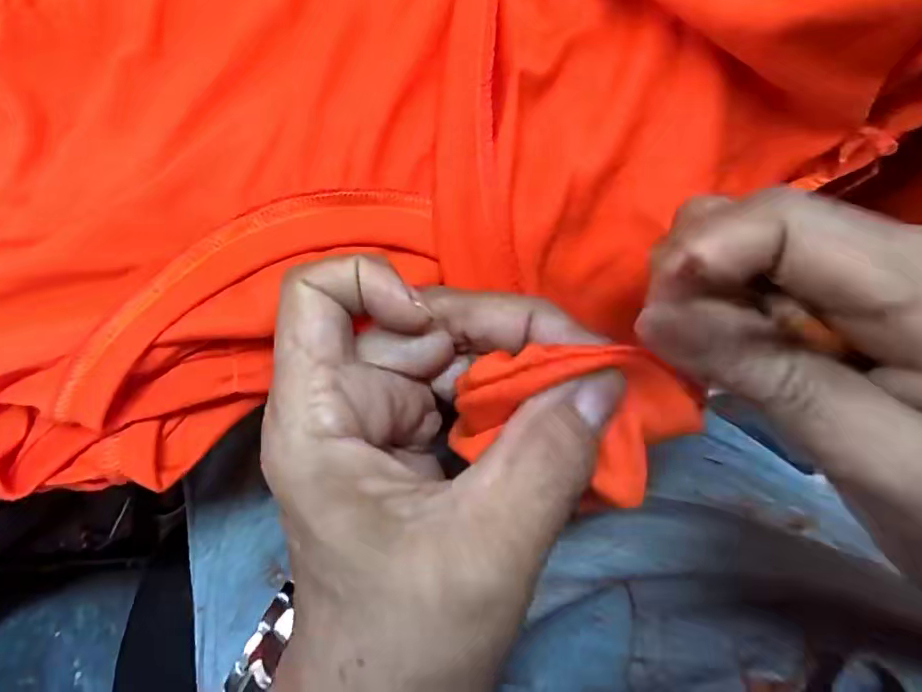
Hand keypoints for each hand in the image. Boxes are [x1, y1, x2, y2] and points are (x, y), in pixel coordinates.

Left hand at [262, 256, 625, 691]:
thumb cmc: (405, 640)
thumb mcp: (483, 551)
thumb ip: (547, 459)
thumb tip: (603, 379)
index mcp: (320, 413)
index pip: (317, 293)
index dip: (376, 281)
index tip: (439, 327)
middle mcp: (345, 398)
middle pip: (419, 316)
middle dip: (501, 330)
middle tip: (582, 358)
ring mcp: (381, 414)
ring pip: (455, 349)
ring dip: (521, 363)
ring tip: (586, 387)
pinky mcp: (414, 435)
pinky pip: (470, 388)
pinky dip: (517, 396)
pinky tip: (563, 415)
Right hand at [637, 190, 921, 691]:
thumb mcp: (896, 487)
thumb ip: (777, 386)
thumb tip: (658, 316)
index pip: (810, 227)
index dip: (712, 247)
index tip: (657, 306)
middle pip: (800, 220)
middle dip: (717, 267)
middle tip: (683, 335)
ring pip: (808, 237)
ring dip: (745, 286)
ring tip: (738, 351)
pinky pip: (834, 263)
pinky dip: (782, 299)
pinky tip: (787, 346)